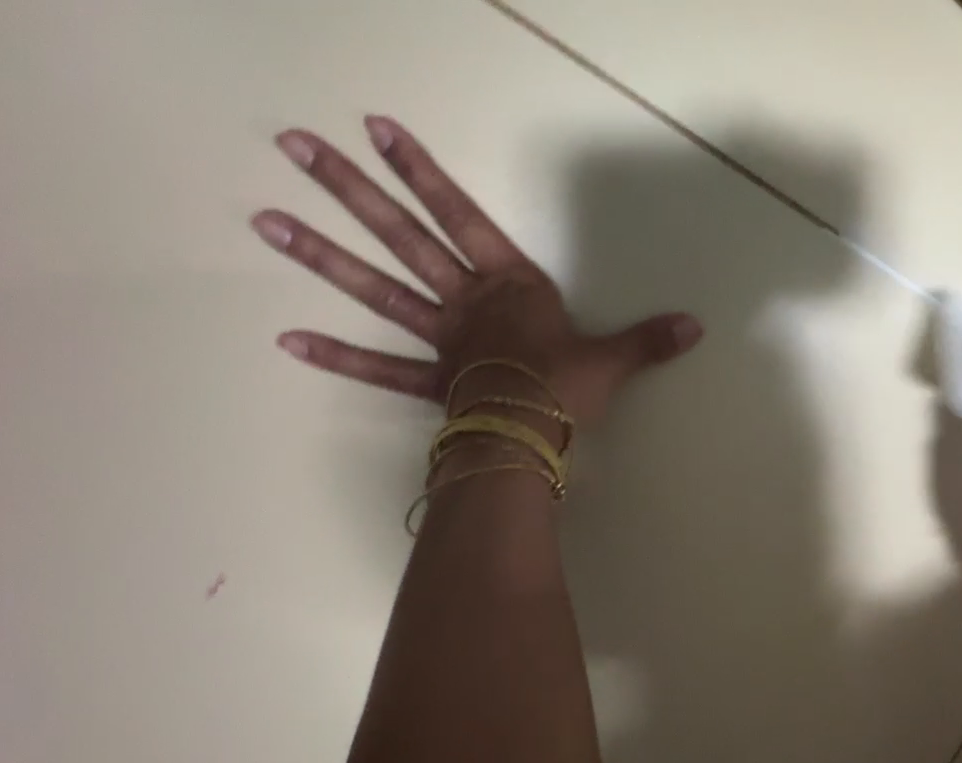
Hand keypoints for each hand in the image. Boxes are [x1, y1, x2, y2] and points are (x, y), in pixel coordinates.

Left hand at [251, 115, 701, 426]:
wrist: (529, 434)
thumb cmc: (565, 388)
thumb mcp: (614, 361)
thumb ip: (649, 340)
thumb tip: (695, 326)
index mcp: (510, 287)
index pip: (462, 218)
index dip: (424, 174)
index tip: (378, 130)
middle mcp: (466, 302)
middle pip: (403, 239)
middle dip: (352, 191)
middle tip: (296, 146)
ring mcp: (440, 339)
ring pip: (377, 291)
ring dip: (324, 256)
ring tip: (266, 220)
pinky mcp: (430, 381)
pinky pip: (379, 367)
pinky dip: (337, 356)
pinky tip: (288, 340)